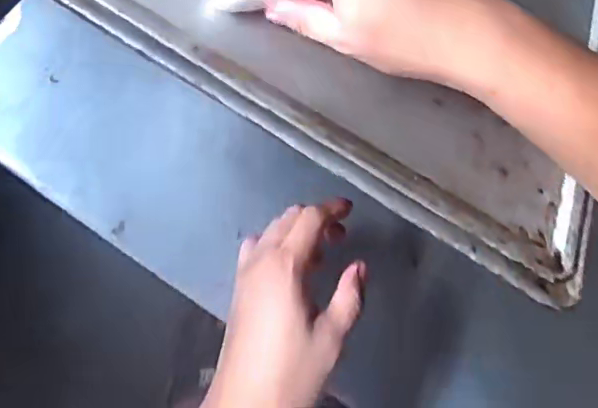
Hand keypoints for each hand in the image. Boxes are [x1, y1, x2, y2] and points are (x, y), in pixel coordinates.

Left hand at [204, 200, 363, 407]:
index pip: (309, 218)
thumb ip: (349, 297)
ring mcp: (246, 270)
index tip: (350, 210)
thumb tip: (359, 266)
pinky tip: (288, 266)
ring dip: (296, 229)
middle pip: (290, 217)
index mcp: (285, 264)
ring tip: (319, 254)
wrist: (243, 405)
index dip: (331, 208)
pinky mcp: (238, 286)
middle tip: (340, 236)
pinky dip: (276, 241)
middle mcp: (262, 258)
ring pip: (273, 228)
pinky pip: (257, 246)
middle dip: (317, 218)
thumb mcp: (330, 339)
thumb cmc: (291, 373)